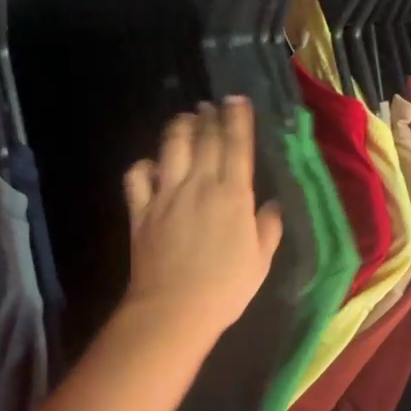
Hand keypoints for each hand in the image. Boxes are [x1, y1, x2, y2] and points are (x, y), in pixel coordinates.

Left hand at [119, 98, 283, 345]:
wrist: (173, 310)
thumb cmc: (225, 289)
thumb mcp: (261, 260)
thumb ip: (268, 227)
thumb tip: (273, 203)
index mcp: (233, 195)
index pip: (236, 145)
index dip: (237, 118)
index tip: (236, 100)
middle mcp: (198, 185)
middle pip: (204, 139)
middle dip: (209, 116)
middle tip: (211, 105)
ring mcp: (165, 195)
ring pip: (170, 147)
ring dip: (179, 128)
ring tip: (185, 119)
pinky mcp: (140, 211)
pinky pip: (136, 176)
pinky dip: (143, 165)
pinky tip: (151, 164)